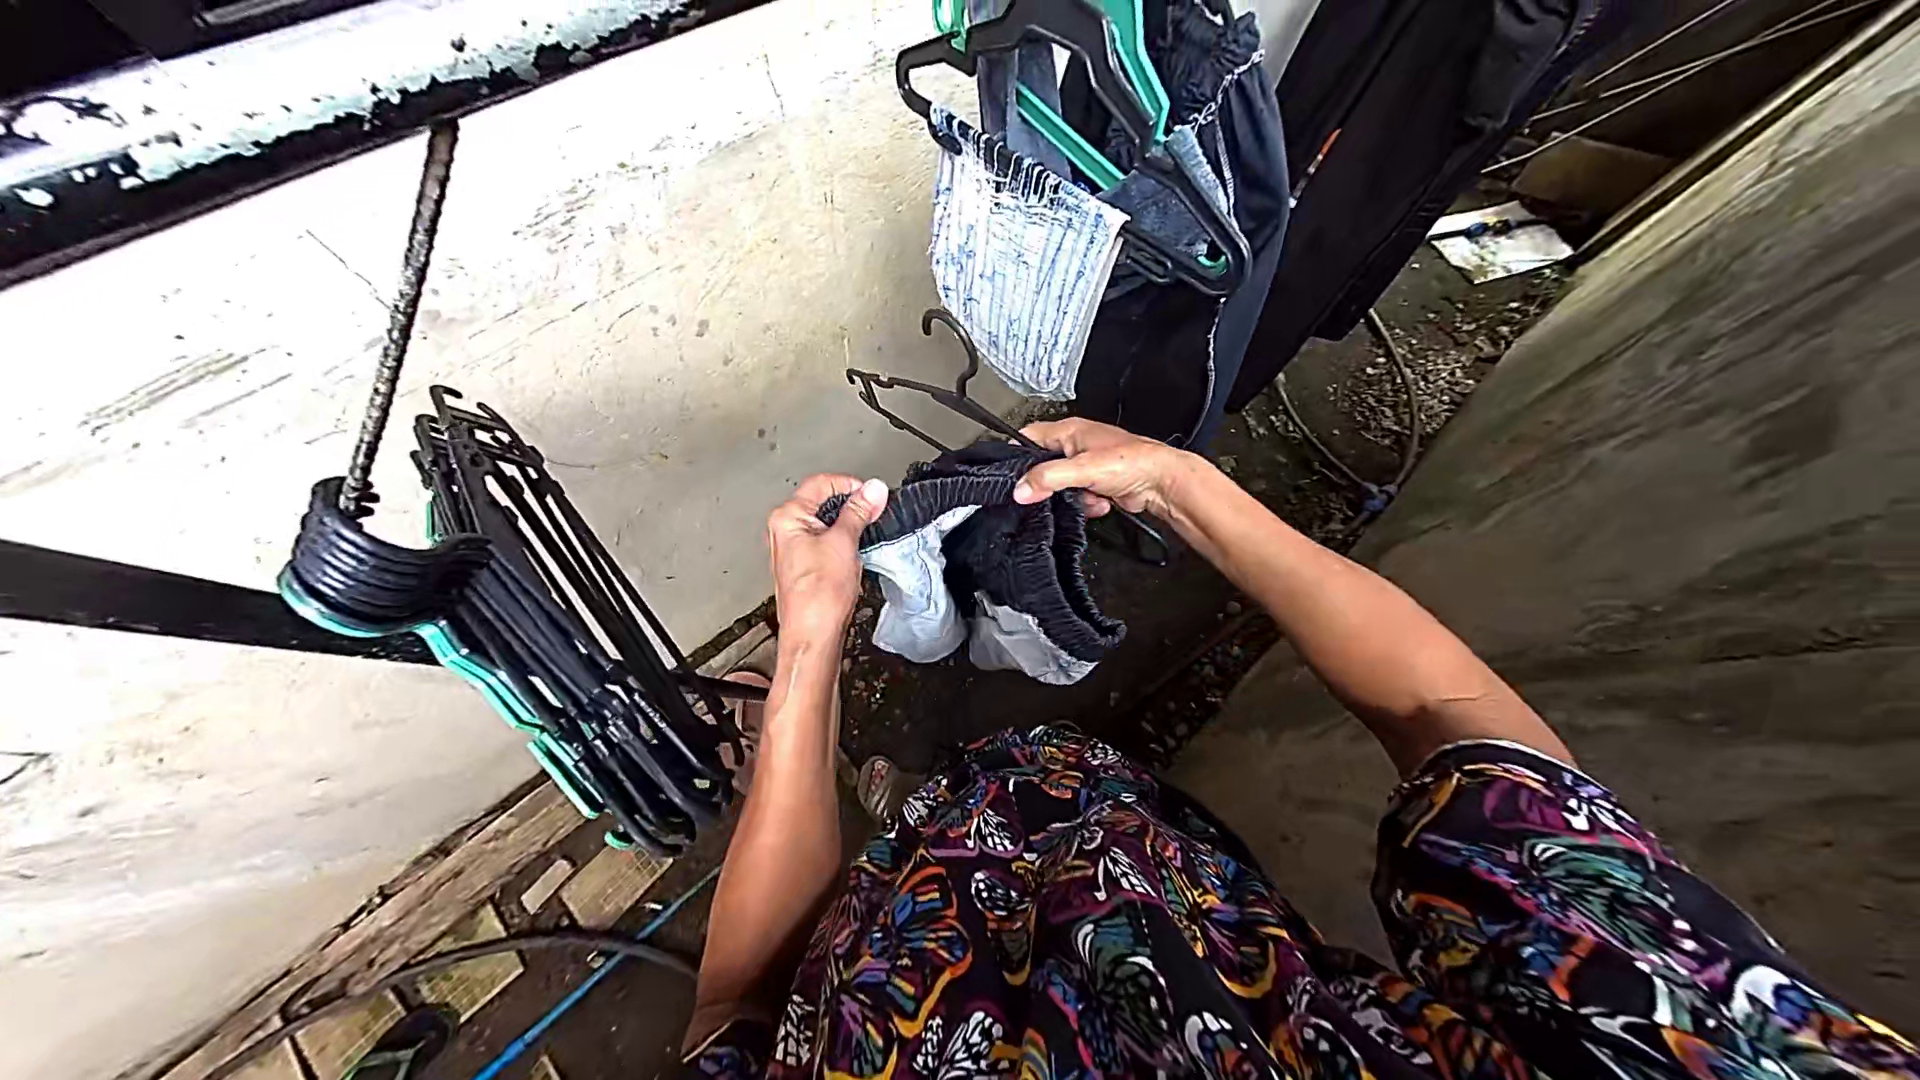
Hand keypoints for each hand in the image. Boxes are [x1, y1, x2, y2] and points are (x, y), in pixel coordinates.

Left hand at [766, 474, 889, 646]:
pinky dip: (843, 541)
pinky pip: (826, 541)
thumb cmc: (817, 597)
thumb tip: (872, 490)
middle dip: (851, 504)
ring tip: (865, 534)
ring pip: (826, 522)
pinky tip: (854, 553)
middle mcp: (785, 530)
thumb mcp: (844, 542)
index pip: (821, 483)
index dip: (850, 485)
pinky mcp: (805, 564)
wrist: (813, 634)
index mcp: (787, 517)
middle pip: (822, 500)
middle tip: (873, 512)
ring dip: (849, 524)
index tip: (872, 495)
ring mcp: (794, 548)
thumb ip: (859, 511)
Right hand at [1012, 418, 1203, 519]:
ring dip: (1072, 497)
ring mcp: (1087, 464)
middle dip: (1050, 484)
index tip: (1013, 475)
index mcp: (1070, 431)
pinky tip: (1101, 501)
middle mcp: (1076, 444)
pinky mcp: (1096, 483)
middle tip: (1055, 492)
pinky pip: (1078, 497)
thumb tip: (1021, 489)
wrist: (1163, 483)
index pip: (1028, 436)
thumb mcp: (1082, 469)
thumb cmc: (1134, 463)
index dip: (1017, 454)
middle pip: (1043, 466)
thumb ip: (1047, 478)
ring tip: (1088, 495)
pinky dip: (1087, 503)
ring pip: (1060, 486)